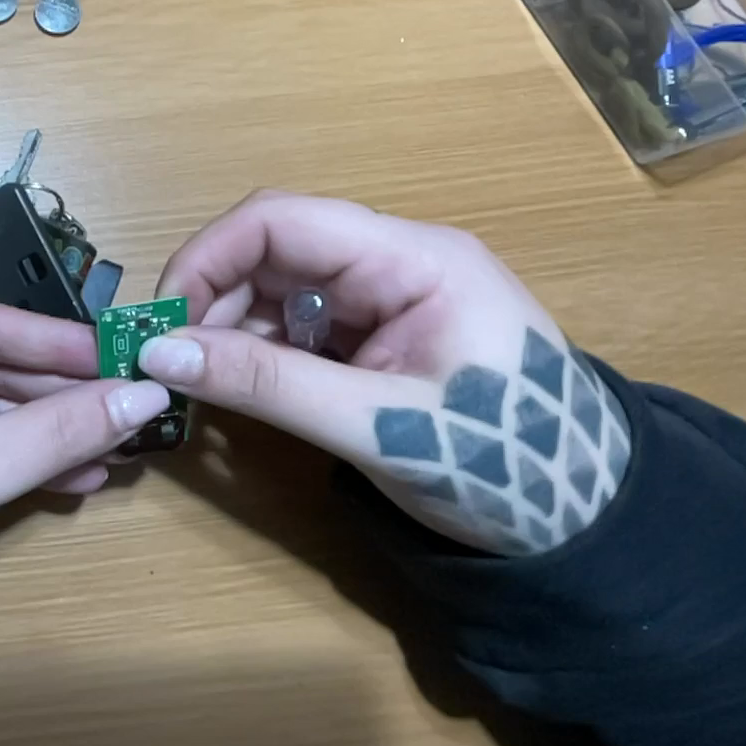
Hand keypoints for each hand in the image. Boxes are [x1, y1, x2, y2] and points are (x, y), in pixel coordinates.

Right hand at [138, 191, 630, 556]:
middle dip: (207, 299)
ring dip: (222, 328)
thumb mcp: (376, 427)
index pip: (278, 220)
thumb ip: (266, 384)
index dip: (205, 258)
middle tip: (166, 359)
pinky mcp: (366, 333)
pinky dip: (249, 351)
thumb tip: (158, 354)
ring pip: (268, 288)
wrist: (587, 525)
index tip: (160, 320)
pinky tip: (236, 386)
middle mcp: (388, 262)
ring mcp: (376, 298)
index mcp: (410, 259)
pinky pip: (287, 324)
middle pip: (266, 251)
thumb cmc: (502, 466)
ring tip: (197, 380)